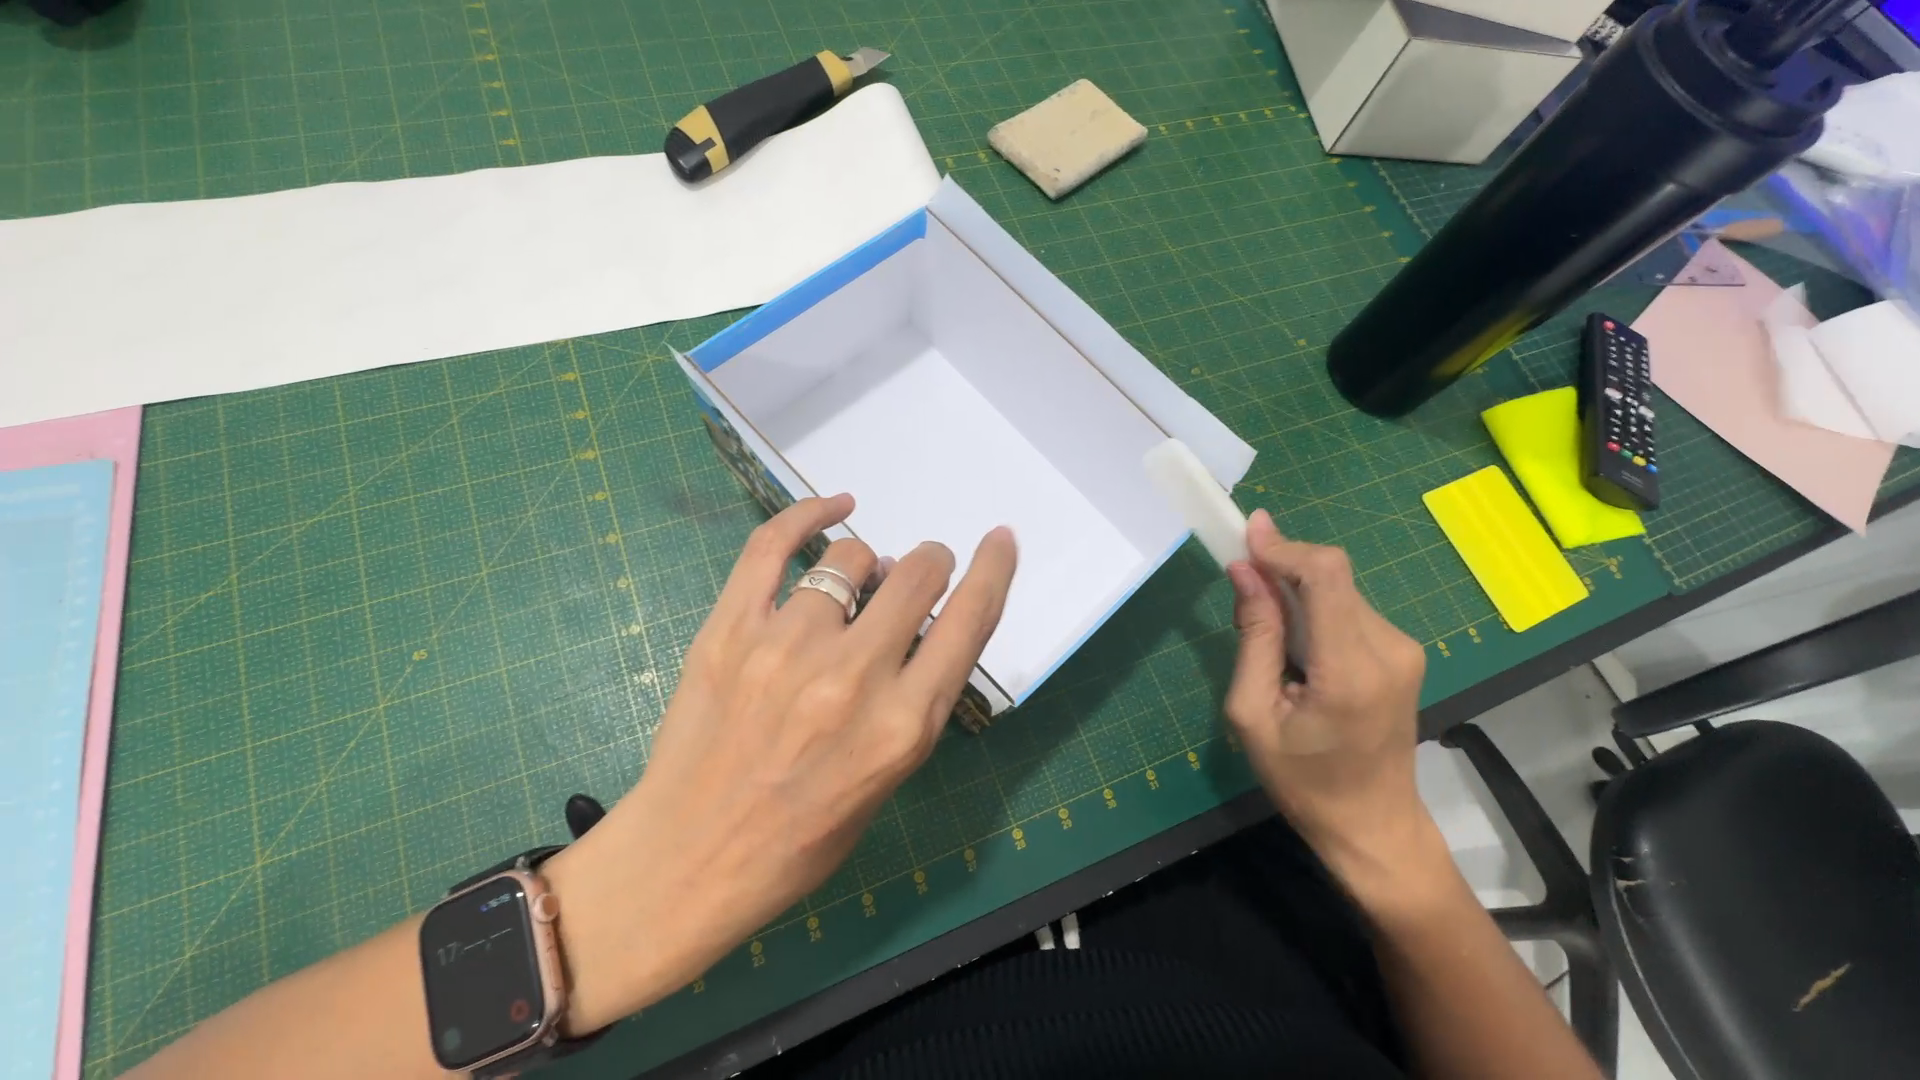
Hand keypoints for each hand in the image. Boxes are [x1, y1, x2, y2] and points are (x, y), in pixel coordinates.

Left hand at [544, 494, 1016, 1031]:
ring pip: (849, 560)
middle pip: (917, 575)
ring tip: (857, 584)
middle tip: (919, 573)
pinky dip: (809, 514)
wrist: (691, 863)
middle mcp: (853, 677)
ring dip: (867, 565)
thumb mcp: (887, 778)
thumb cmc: (801, 840)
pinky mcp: (729, 630)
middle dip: (930, 564)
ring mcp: (786, 647)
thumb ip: (913, 699)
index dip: (993, 569)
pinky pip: (773, 544)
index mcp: (903, 725)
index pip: (970, 620)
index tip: (1000, 541)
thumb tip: (916, 621)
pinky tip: (833, 508)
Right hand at [1224, 509, 1436, 898]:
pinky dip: (1316, 611)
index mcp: (1349, 669)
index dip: (1284, 546)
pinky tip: (1297, 648)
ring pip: (1339, 590)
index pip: (1325, 575)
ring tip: (1267, 635)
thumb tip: (1244, 571)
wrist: (1372, 823)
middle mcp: (1388, 648)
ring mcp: (1404, 650)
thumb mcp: (1253, 714)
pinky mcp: (1404, 653)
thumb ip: (1252, 637)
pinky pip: (1350, 610)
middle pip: (1332, 575)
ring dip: (1297, 593)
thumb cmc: (1302, 780)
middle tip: (1241, 586)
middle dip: (1282, 569)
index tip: (1245, 532)